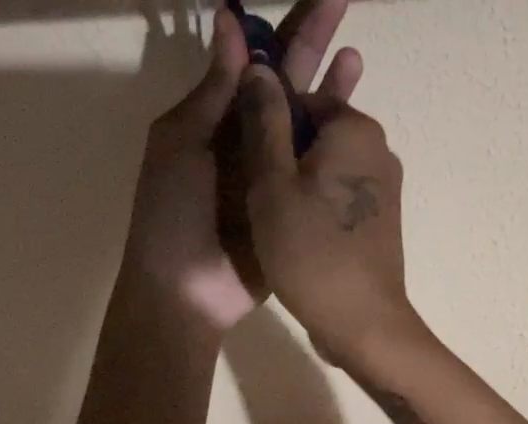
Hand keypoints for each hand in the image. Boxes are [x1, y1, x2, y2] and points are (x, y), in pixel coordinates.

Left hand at [120, 1, 362, 334]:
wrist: (187, 290)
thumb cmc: (172, 212)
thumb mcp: (182, 142)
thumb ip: (213, 90)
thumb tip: (231, 22)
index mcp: (220, 118)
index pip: (253, 63)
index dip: (277, 29)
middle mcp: (252, 138)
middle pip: (287, 84)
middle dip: (312, 44)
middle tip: (341, 3)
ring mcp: (278, 174)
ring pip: (308, 124)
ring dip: (331, 90)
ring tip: (355, 57)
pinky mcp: (297, 209)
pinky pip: (319, 173)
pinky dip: (336, 147)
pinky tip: (355, 122)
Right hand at [238, 67, 414, 364]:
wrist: (362, 325)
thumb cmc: (310, 252)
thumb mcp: (272, 184)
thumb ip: (264, 123)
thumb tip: (259, 68)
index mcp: (355, 128)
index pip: (300, 97)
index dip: (265, 124)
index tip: (244, 161)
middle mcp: (379, 149)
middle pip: (316, 134)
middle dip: (282, 157)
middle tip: (255, 197)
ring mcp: (385, 189)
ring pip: (326, 170)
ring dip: (297, 187)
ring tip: (272, 223)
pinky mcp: (381, 223)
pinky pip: (339, 200)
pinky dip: (317, 210)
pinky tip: (297, 240)